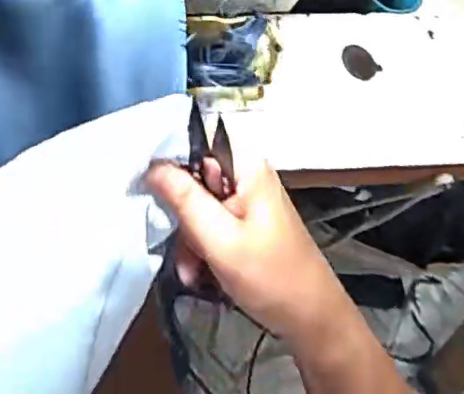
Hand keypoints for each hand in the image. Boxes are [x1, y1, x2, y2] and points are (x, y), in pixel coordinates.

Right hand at [145, 157, 354, 344]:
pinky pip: (211, 222)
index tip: (150, 188)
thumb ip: (184, 198)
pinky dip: (203, 247)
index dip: (169, 160)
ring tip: (193, 272)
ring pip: (199, 204)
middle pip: (194, 177)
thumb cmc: (272, 276)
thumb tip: (152, 164)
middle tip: (183, 249)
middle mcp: (245, 173)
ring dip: (190, 239)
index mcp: (245, 163)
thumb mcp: (221, 239)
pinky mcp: (245, 220)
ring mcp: (246, 197)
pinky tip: (201, 273)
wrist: (314, 323)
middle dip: (183, 216)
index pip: (197, 140)